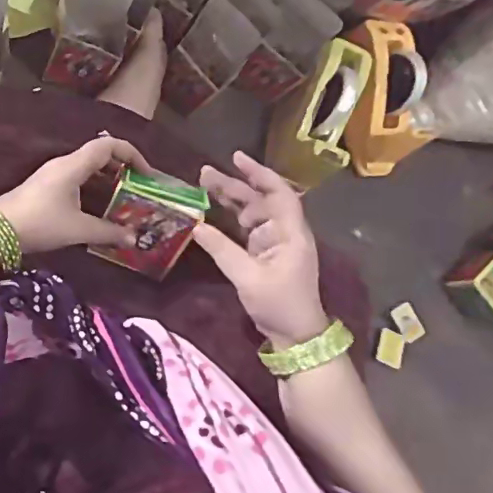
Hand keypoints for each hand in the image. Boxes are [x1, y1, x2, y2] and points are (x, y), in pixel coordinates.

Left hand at [0, 136, 152, 254]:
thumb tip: (134, 239)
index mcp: (73, 165)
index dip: (132, 154)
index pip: (109, 145)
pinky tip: (96, 207)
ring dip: (106, 179)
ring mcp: (51, 175)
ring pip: (86, 167)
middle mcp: (63, 164)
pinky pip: (75, 178)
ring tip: (121, 198)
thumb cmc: (40, 223)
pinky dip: (91, 187)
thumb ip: (108, 232)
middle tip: (137, 187)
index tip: (145, 174)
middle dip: (121, 167)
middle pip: (98, 154)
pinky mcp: (43, 188)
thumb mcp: (78, 229)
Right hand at [193, 152, 331, 347]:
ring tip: (205, 187)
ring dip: (231, 200)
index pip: (278, 193)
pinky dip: (232, 220)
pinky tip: (215, 213)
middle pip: (260, 200)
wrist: (296, 334)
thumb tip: (196, 227)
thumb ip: (222, 251)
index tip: (236, 158)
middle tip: (204, 174)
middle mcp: (285, 232)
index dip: (258, 173)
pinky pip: (248, 230)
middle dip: (235, 185)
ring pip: (253, 213)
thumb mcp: (248, 278)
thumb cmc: (280, 304)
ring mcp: (276, 243)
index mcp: (291, 233)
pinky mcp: (266, 255)